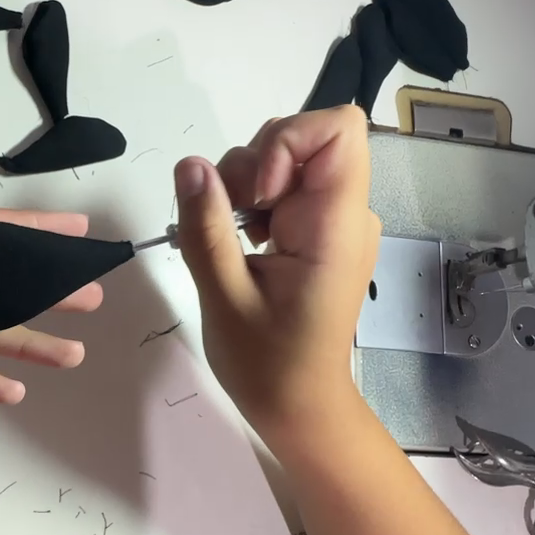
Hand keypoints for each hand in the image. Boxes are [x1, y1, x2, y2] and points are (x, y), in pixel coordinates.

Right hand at [173, 107, 379, 447]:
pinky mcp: (315, 231)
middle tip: (228, 224)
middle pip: (300, 139)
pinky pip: (281, 188)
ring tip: (229, 240)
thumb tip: (190, 165)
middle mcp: (344, 212)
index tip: (254, 195)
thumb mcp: (225, 296)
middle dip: (251, 167)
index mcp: (336, 225)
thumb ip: (206, 227)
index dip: (285, 142)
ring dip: (242, 187)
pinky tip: (239, 243)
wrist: (298, 404)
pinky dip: (249, 203)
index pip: (338, 129)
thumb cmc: (267, 363)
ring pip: (283, 160)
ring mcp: (331, 220)